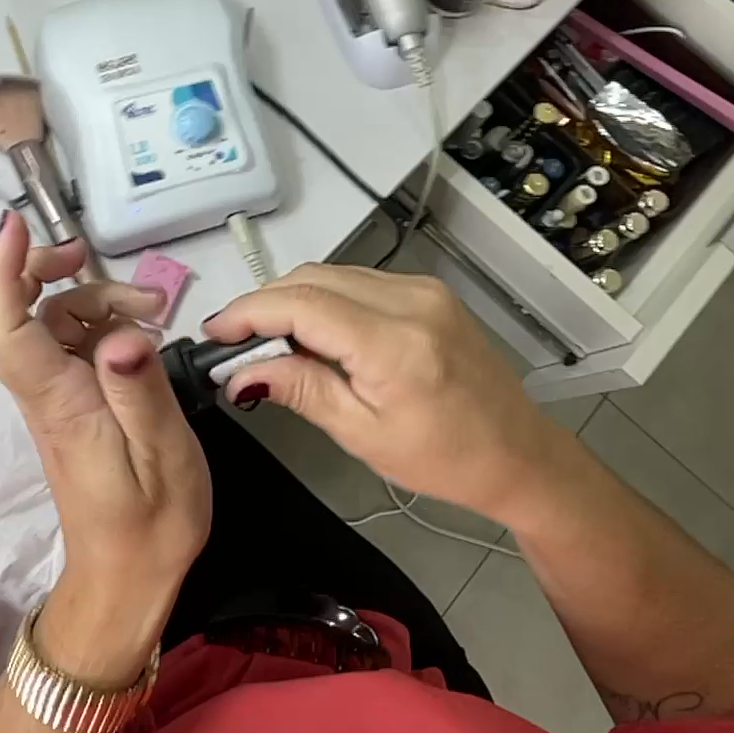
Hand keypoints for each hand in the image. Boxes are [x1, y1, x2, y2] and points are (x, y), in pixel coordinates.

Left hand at [0, 214, 209, 682]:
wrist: (127, 577)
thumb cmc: (150, 523)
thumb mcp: (163, 456)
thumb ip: (141, 392)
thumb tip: (120, 335)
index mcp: (59, 401)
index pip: (5, 328)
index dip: (1, 271)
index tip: (15, 225)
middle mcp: (45, 390)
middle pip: (12, 313)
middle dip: (40, 268)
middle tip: (89, 255)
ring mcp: (56, 394)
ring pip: (51, 320)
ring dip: (96, 296)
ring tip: (156, 308)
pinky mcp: (73, 399)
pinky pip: (74, 342)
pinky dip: (107, 321)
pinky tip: (147, 331)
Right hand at [204, 264, 565, 516]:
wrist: (519, 452)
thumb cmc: (444, 458)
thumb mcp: (362, 434)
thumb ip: (300, 390)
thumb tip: (240, 373)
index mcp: (396, 344)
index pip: (302, 304)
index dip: (249, 312)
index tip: (214, 332)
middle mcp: (410, 300)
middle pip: (312, 278)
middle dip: (263, 304)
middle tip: (233, 343)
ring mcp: (421, 288)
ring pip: (331, 273)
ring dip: (290, 299)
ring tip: (267, 342)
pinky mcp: (425, 289)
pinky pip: (356, 281)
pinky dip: (321, 299)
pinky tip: (310, 333)